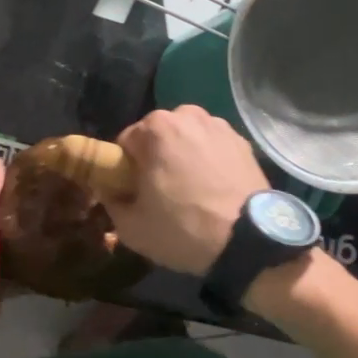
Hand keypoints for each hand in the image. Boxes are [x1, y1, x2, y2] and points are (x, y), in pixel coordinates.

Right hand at [105, 106, 269, 276]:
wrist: (248, 242)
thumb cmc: (183, 228)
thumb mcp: (131, 226)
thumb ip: (110, 201)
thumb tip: (109, 191)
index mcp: (155, 127)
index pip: (125, 143)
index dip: (125, 170)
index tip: (134, 193)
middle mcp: (187, 115)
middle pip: (158, 136)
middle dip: (155, 159)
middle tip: (161, 194)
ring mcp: (219, 125)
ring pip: (187, 139)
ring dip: (183, 157)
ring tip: (191, 192)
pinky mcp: (243, 141)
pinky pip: (212, 147)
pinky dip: (208, 161)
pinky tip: (213, 189)